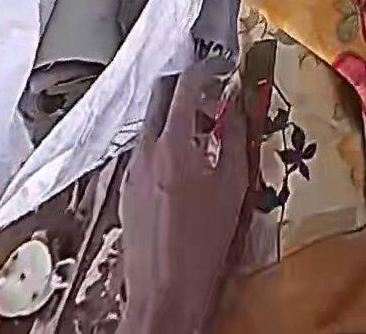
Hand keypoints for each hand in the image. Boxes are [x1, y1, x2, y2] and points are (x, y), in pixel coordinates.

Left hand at [119, 67, 249, 333]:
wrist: (164, 294)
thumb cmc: (204, 242)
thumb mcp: (233, 184)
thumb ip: (236, 135)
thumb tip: (238, 103)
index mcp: (173, 143)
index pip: (185, 85)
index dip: (205, 71)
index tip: (221, 72)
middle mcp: (146, 149)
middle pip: (161, 94)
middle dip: (187, 87)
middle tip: (212, 98)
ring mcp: (132, 168)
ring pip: (153, 121)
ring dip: (178, 116)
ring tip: (205, 135)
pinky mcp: (126, 188)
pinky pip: (146, 147)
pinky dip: (166, 141)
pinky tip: (187, 165)